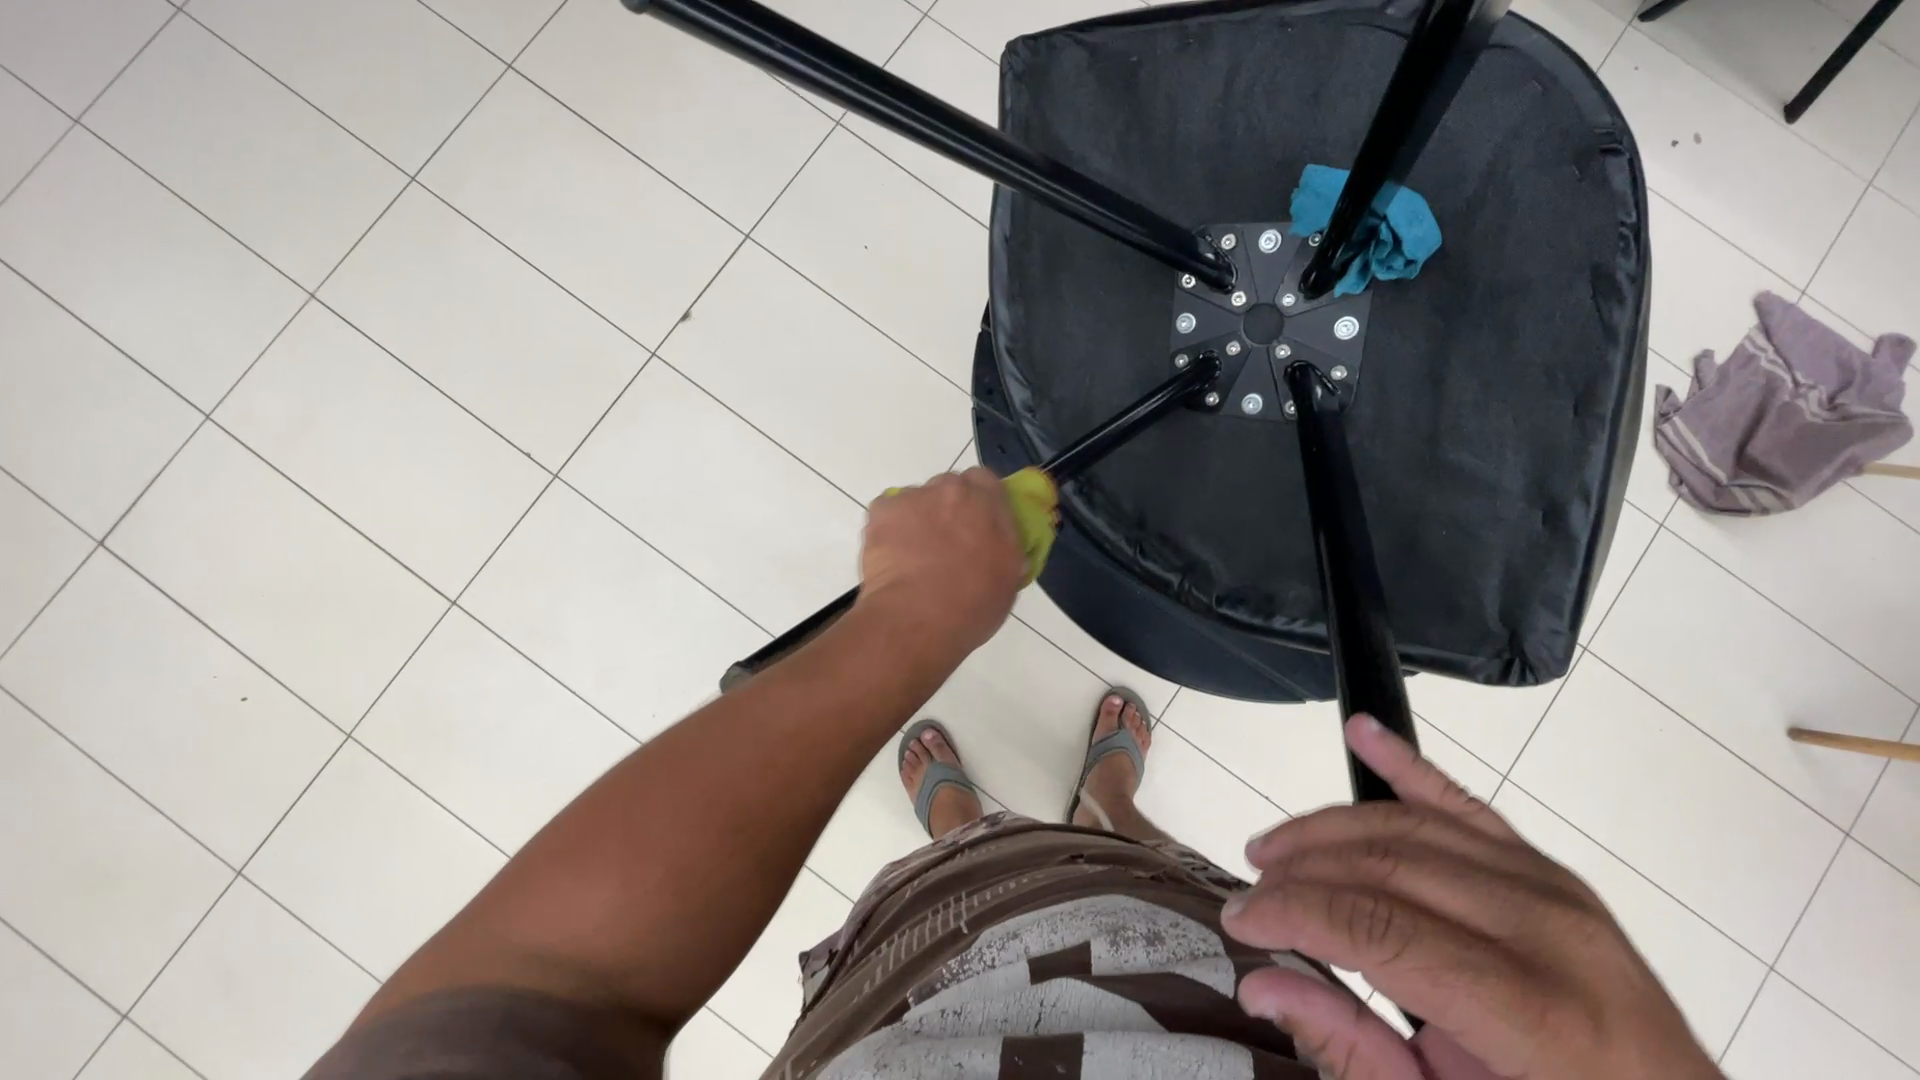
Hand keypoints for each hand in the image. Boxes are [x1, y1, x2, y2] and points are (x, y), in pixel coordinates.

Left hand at [854, 468, 1025, 661]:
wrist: (915, 618)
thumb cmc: (971, 605)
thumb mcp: (1008, 580)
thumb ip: (1006, 550)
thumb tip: (999, 547)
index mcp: (988, 502)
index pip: (986, 482)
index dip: (981, 502)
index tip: (978, 526)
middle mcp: (952, 489)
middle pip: (950, 488)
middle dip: (949, 510)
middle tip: (947, 545)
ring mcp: (914, 497)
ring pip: (917, 500)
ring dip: (919, 519)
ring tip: (914, 558)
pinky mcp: (882, 510)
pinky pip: (888, 513)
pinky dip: (890, 529)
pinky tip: (892, 557)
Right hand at [1221, 715, 1721, 1079]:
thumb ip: (1354, 1051)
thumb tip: (1259, 982)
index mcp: (1537, 1013)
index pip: (1378, 928)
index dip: (1293, 913)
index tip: (1237, 921)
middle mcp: (1550, 931)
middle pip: (1387, 866)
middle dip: (1301, 874)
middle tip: (1247, 893)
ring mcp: (1557, 888)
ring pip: (1412, 826)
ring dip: (1328, 828)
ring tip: (1271, 849)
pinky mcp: (1553, 872)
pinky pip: (1467, 804)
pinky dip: (1407, 763)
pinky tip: (1361, 730)